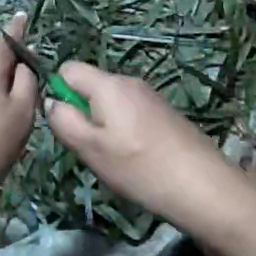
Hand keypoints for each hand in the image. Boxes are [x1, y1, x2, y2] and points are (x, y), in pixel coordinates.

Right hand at [45, 62, 243, 231]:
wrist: (204, 186)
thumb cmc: (139, 167)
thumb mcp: (90, 148)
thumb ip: (63, 120)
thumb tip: (51, 102)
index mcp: (107, 84)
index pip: (68, 68)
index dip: (59, 91)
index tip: (67, 123)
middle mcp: (129, 81)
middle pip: (90, 84)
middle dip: (82, 110)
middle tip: (90, 147)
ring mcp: (150, 95)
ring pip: (110, 100)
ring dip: (103, 122)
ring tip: (114, 157)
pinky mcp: (165, 112)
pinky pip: (130, 111)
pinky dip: (124, 129)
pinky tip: (136, 158)